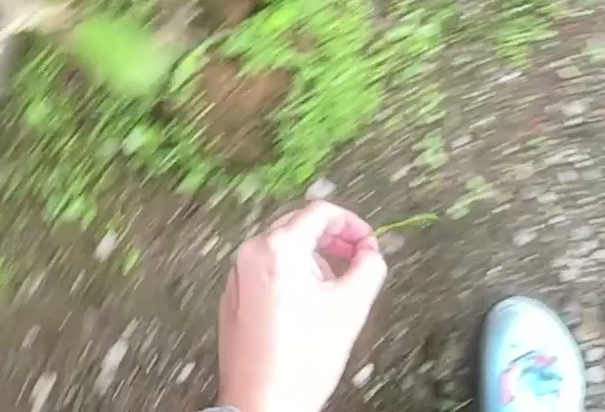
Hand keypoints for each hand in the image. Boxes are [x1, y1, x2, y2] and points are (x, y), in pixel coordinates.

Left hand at [216, 201, 387, 411]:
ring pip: (283, 245)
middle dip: (332, 238)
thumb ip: (369, 266)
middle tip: (356, 258)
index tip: (367, 242)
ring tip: (332, 287)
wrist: (262, 407)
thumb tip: (371, 249)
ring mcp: (238, 273)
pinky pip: (266, 266)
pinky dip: (290, 271)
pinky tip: (306, 302)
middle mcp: (252, 251)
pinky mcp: (233, 294)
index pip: (320, 212)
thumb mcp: (350, 308)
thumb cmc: (302, 363)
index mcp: (279, 248)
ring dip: (313, 256)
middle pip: (299, 224)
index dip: (351, 223)